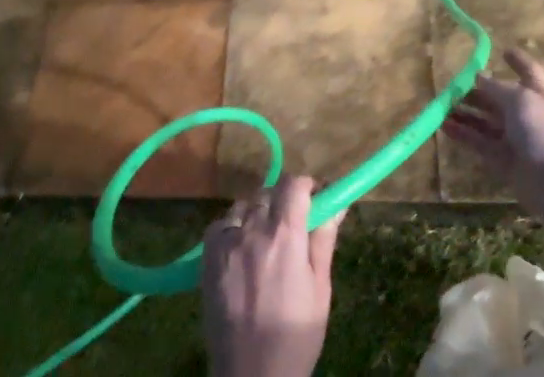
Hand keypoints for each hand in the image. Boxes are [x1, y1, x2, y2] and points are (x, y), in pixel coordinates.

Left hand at [202, 175, 344, 376]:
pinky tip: (242, 248)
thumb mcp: (320, 288)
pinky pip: (221, 225)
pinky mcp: (206, 258)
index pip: (294, 184)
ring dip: (258, 212)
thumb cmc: (296, 334)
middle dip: (284, 200)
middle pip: (269, 192)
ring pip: (244, 206)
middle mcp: (252, 230)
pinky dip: (233, 227)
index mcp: (285, 236)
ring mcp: (226, 243)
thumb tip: (337, 204)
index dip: (307, 187)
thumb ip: (324, 239)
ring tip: (267, 239)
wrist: (251, 374)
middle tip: (294, 223)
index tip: (315, 200)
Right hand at [442, 47, 543, 198]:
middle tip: (453, 87)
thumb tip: (479, 77)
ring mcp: (515, 139)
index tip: (504, 51)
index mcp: (539, 95)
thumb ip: (497, 88)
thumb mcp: (520, 99)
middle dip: (478, 92)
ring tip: (441, 107)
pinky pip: (479, 143)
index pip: (529, 72)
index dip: (518, 61)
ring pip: (486, 122)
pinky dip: (463, 134)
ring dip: (465, 114)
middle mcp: (527, 115)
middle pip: (500, 99)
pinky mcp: (503, 160)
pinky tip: (444, 126)